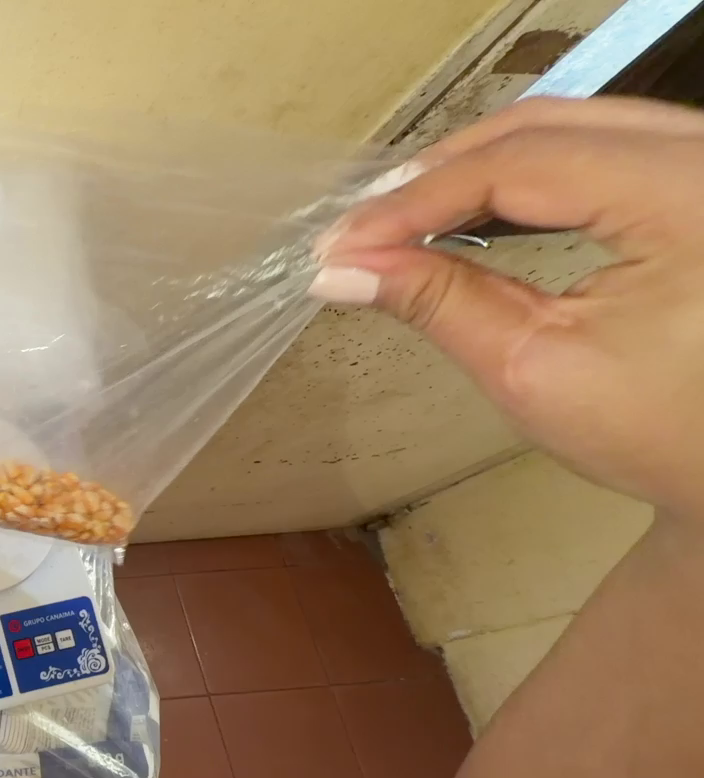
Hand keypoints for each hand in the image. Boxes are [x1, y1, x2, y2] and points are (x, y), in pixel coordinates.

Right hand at [311, 96, 703, 521]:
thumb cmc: (659, 427)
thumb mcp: (529, 366)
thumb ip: (437, 302)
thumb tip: (338, 273)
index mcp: (695, 199)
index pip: (524, 165)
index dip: (415, 202)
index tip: (336, 248)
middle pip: (549, 124)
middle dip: (435, 173)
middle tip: (355, 230)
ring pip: (574, 124)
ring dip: (470, 167)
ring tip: (394, 219)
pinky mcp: (703, 181)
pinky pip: (600, 147)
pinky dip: (518, 173)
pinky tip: (462, 209)